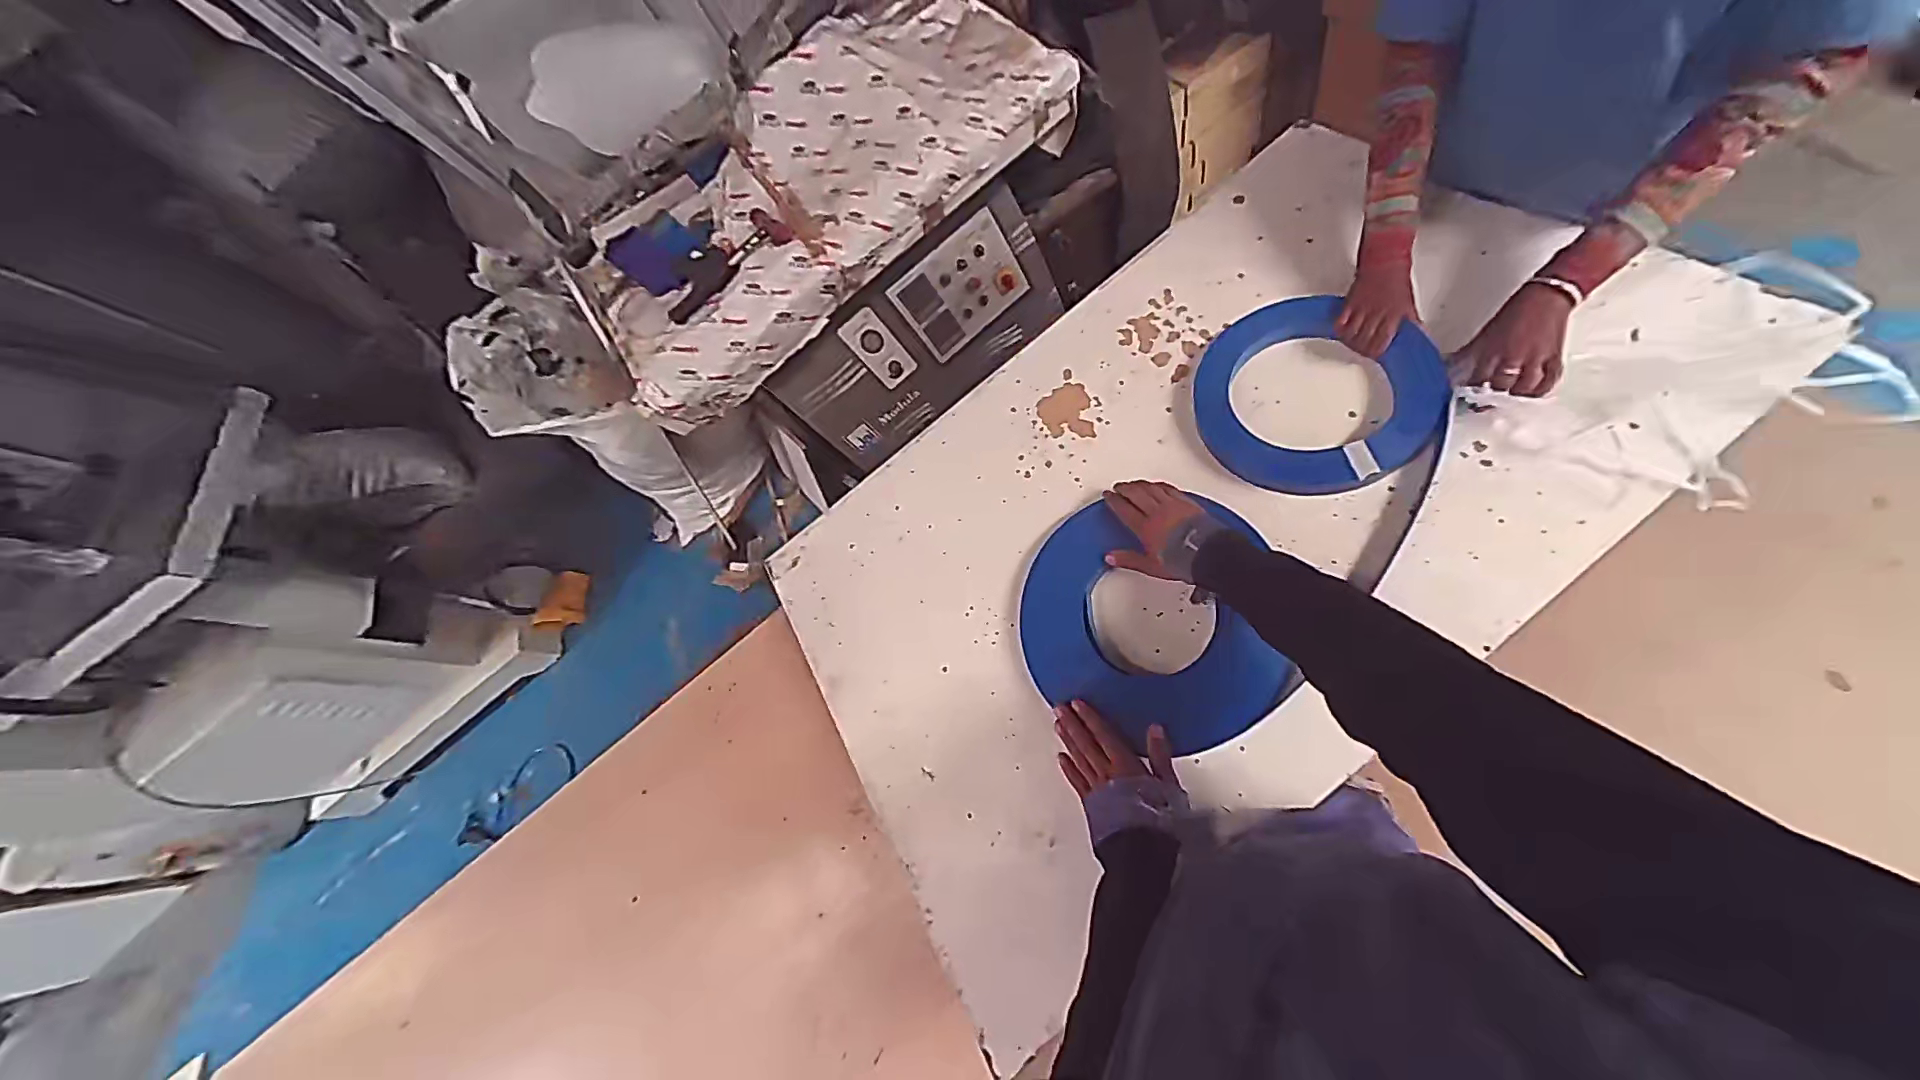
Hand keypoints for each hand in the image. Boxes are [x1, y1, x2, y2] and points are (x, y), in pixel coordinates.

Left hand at [1054, 700, 1185, 842]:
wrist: (1140, 856)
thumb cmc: (1159, 821)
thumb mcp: (1169, 786)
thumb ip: (1160, 756)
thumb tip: (1155, 729)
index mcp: (1125, 765)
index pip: (1103, 734)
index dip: (1090, 718)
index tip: (1077, 704)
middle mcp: (1106, 773)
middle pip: (1086, 743)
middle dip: (1072, 724)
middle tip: (1059, 709)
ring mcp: (1096, 789)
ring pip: (1078, 758)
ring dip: (1067, 740)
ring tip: (1058, 725)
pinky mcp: (1090, 805)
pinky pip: (1077, 781)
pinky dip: (1068, 768)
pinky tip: (1061, 758)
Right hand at [1101, 481, 1212, 582]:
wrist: (1207, 553)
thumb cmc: (1182, 560)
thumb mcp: (1150, 566)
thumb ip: (1129, 560)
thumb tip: (1112, 557)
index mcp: (1146, 527)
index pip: (1124, 509)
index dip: (1114, 500)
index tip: (1109, 495)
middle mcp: (1157, 513)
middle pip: (1136, 494)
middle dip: (1125, 488)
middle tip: (1118, 487)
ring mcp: (1172, 505)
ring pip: (1151, 489)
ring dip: (1140, 484)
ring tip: (1134, 483)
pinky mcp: (1186, 503)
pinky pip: (1168, 488)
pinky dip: (1159, 485)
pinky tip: (1157, 485)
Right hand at [1336, 260, 1420, 358]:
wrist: (1384, 261)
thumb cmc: (1396, 280)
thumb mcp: (1408, 302)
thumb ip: (1410, 320)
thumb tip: (1419, 332)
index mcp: (1393, 315)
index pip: (1382, 341)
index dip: (1377, 352)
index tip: (1375, 354)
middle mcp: (1376, 315)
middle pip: (1364, 341)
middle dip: (1362, 349)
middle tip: (1362, 350)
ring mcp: (1361, 310)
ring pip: (1351, 334)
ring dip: (1350, 341)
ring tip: (1352, 342)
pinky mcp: (1349, 305)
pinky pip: (1340, 323)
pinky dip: (1340, 330)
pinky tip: (1342, 331)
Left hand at [1454, 282, 1571, 396]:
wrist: (1546, 297)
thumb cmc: (1514, 313)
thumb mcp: (1484, 336)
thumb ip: (1471, 355)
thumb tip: (1453, 369)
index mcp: (1492, 352)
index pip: (1476, 381)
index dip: (1470, 393)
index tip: (1467, 400)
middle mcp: (1513, 357)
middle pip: (1500, 387)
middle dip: (1492, 397)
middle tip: (1487, 402)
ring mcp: (1535, 359)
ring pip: (1524, 388)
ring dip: (1515, 396)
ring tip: (1508, 398)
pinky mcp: (1554, 357)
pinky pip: (1549, 381)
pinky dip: (1540, 390)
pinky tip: (1531, 393)